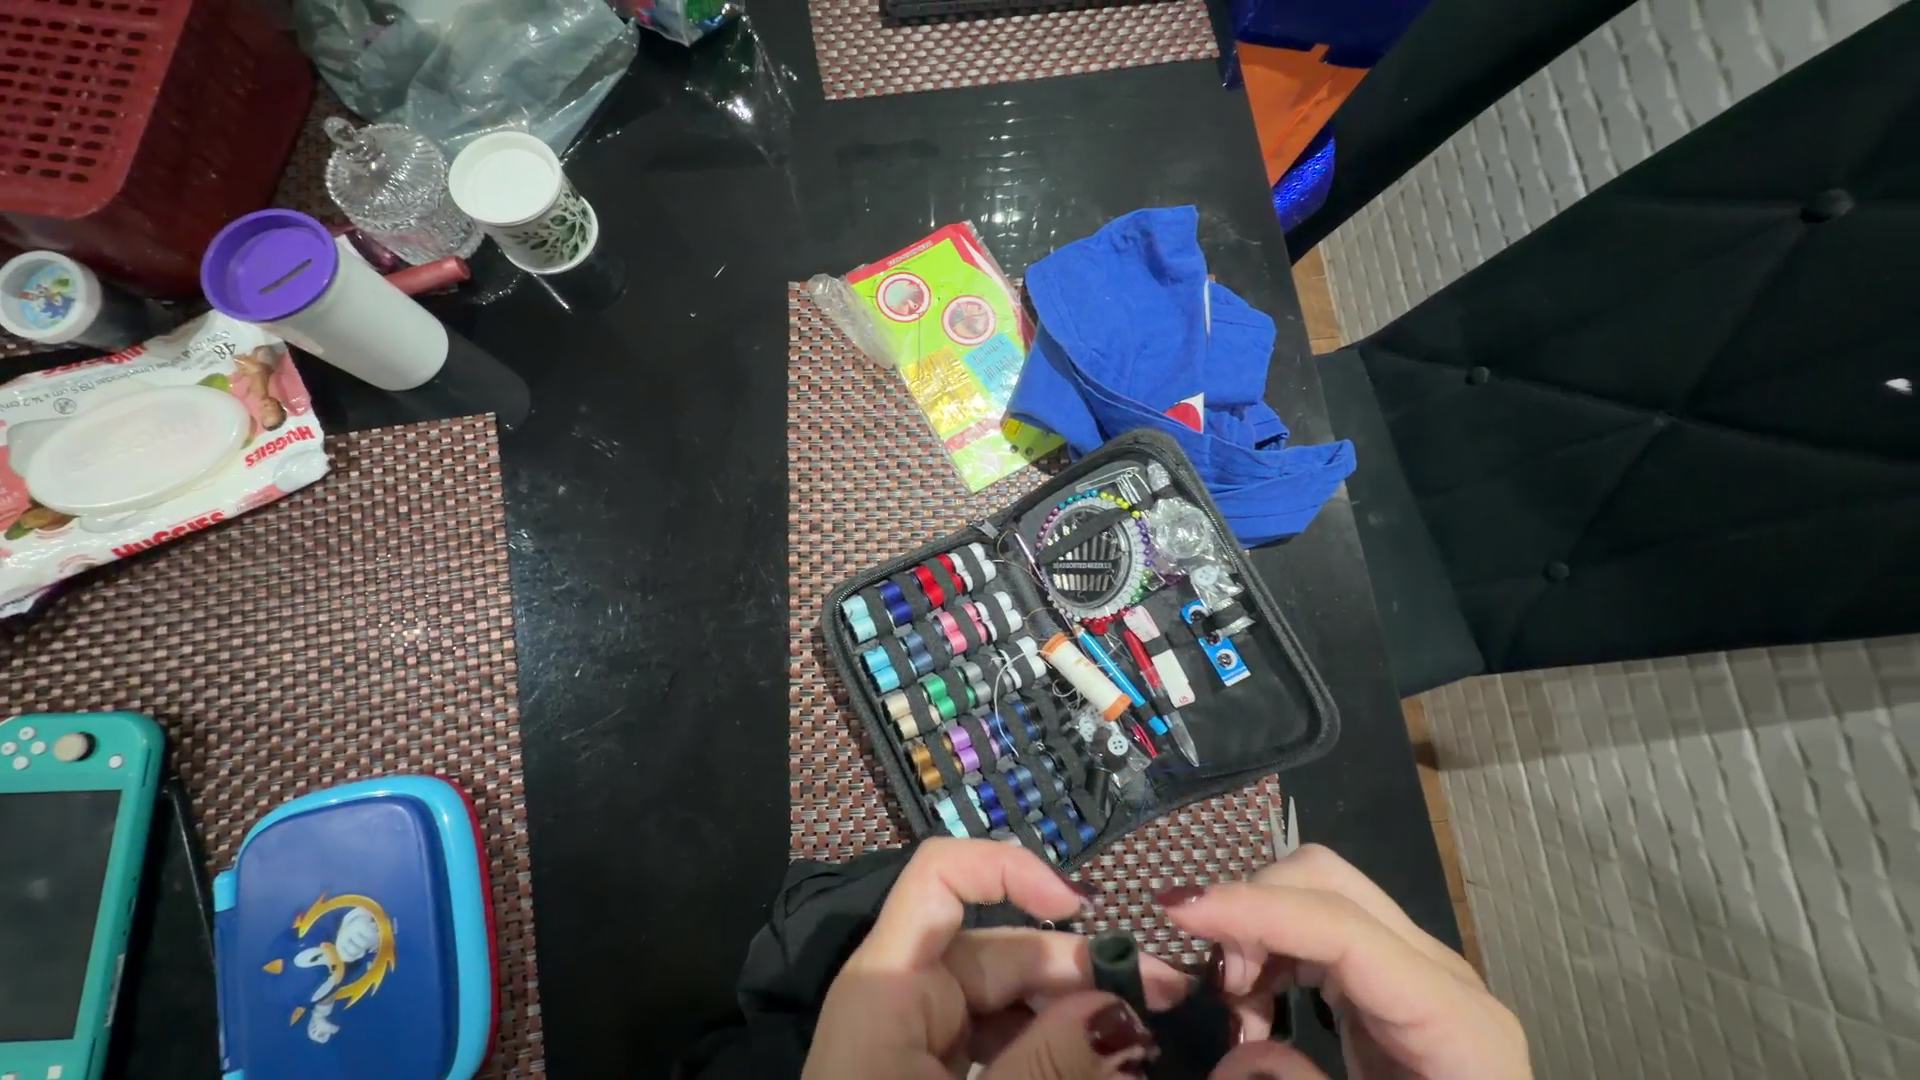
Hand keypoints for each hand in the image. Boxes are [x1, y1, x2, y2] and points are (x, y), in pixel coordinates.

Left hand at [803, 838, 1187, 1078]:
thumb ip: (1049, 1066)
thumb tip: (1121, 1012)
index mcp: (889, 982)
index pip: (941, 877)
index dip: (1010, 870)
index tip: (1082, 905)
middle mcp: (902, 992)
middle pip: (997, 947)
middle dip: (1080, 968)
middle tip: (1165, 996)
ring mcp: (916, 1034)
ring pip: (1006, 998)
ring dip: (1073, 1013)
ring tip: (1143, 1039)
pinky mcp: (930, 1070)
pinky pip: (997, 1040)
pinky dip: (1046, 1049)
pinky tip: (1098, 1066)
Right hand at [1158, 844, 1528, 1079]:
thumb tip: (1238, 1052)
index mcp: (1455, 1024)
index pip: (1342, 928)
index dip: (1255, 910)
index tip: (1175, 909)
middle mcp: (1439, 974)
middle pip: (1327, 881)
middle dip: (1251, 909)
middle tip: (1216, 981)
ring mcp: (1415, 968)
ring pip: (1315, 891)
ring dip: (1255, 927)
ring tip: (1234, 1001)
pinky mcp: (1390, 976)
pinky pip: (1316, 925)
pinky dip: (1269, 947)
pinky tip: (1256, 1002)